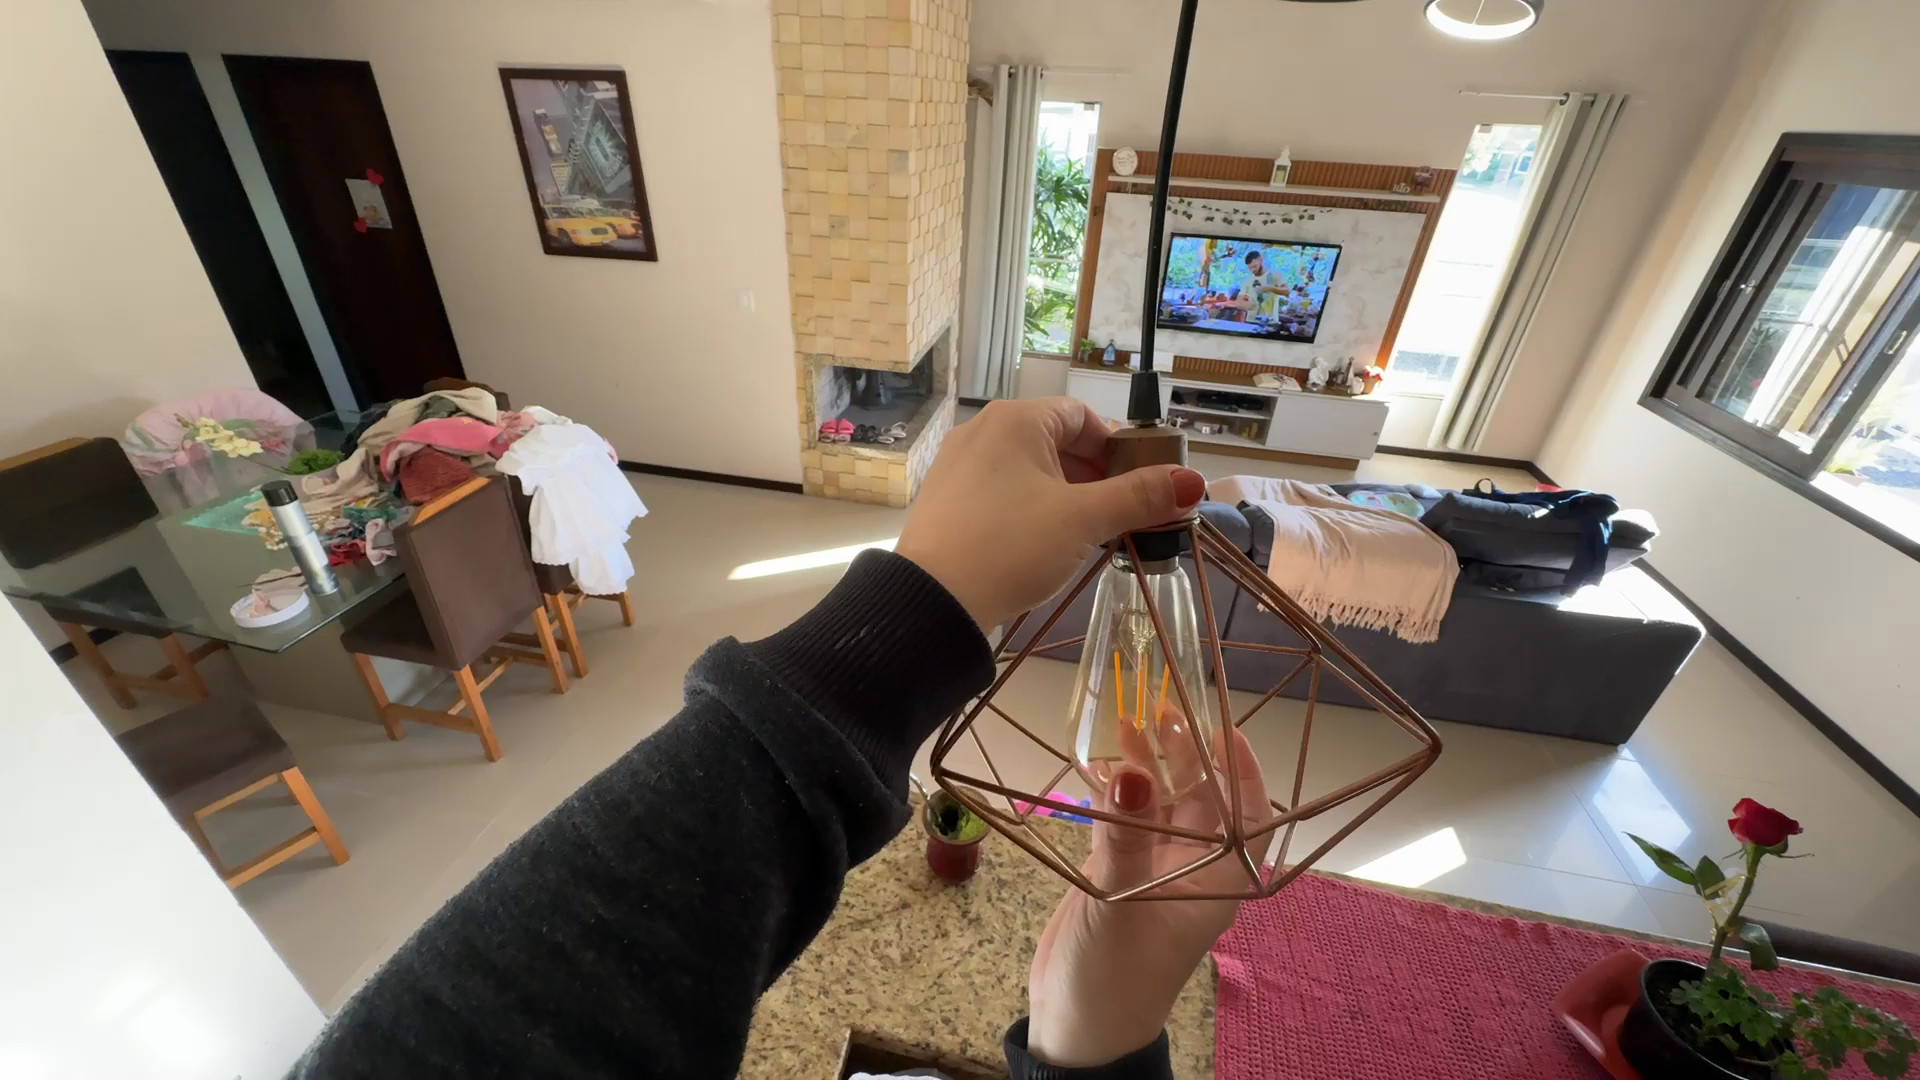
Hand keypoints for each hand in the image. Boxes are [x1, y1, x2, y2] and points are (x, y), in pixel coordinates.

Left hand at [894, 397, 1205, 631]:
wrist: (933, 601)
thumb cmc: (1013, 546)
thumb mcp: (1083, 521)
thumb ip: (1139, 497)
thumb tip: (1194, 482)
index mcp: (1015, 420)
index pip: (1081, 416)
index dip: (1116, 447)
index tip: (1137, 485)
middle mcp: (981, 431)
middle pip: (1053, 441)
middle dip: (1092, 475)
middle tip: (1117, 514)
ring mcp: (957, 465)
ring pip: (1026, 469)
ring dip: (1063, 494)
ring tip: (1085, 533)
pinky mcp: (944, 499)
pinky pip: (999, 490)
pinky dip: (1028, 507)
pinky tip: (1039, 543)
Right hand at [1026, 724, 1268, 1067]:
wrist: (1077, 1025)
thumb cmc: (1116, 975)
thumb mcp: (1121, 906)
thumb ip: (1125, 839)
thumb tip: (1130, 771)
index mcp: (1214, 881)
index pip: (1244, 817)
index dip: (1239, 770)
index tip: (1221, 727)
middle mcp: (1190, 868)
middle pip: (1197, 799)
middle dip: (1184, 755)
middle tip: (1161, 708)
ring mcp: (1152, 866)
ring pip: (1157, 803)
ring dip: (1144, 766)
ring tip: (1126, 722)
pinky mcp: (1118, 869)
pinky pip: (1123, 817)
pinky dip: (1113, 790)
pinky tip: (1098, 764)